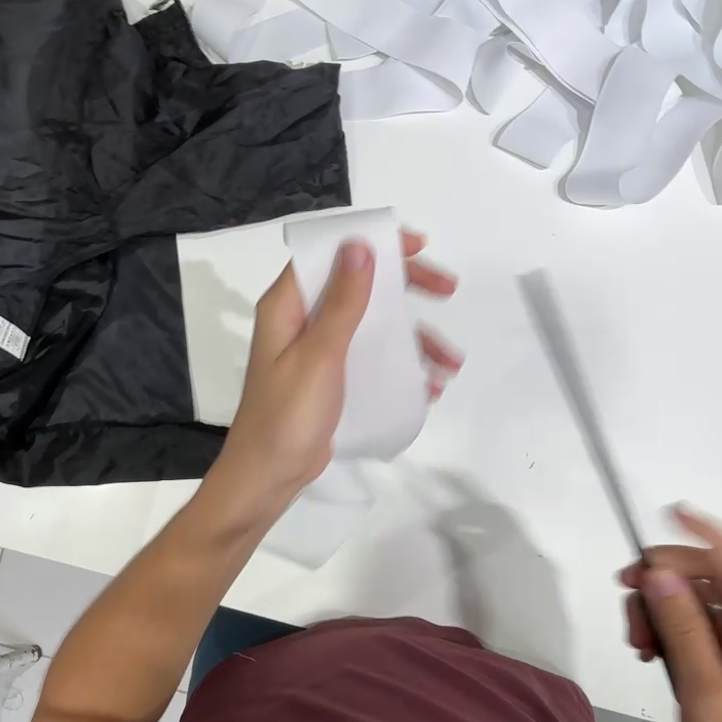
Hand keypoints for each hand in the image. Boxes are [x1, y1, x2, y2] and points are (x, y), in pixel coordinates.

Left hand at [213, 229, 460, 501]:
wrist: (269, 476)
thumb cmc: (288, 414)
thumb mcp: (319, 355)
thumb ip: (342, 303)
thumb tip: (359, 247)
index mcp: (288, 306)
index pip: (330, 256)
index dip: (372, 245)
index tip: (416, 246)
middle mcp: (301, 321)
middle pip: (358, 286)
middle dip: (405, 287)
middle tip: (448, 289)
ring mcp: (318, 351)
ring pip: (372, 325)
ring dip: (413, 338)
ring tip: (452, 361)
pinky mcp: (332, 379)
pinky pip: (372, 359)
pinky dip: (401, 367)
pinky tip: (431, 385)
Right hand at [619, 507, 721, 721]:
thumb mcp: (704, 690)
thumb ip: (682, 628)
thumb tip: (657, 573)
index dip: (710, 537)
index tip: (671, 512)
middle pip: (718, 579)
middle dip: (668, 576)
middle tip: (625, 584)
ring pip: (701, 597)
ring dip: (661, 606)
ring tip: (636, 638)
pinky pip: (698, 619)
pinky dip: (668, 624)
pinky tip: (649, 647)